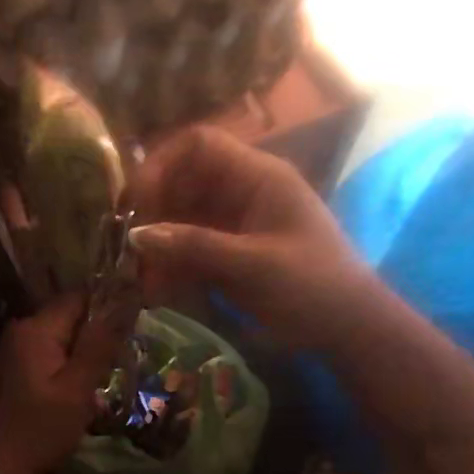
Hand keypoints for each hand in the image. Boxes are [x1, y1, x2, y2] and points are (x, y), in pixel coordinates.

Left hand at [0, 293, 133, 473]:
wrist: (4, 464)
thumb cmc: (43, 428)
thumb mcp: (77, 387)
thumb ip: (100, 342)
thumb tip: (125, 299)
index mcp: (35, 328)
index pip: (80, 297)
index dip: (110, 306)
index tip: (137, 324)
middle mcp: (22, 328)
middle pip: (71, 313)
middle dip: (100, 329)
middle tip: (126, 352)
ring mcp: (17, 346)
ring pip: (64, 332)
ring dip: (88, 346)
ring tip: (112, 366)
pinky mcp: (19, 364)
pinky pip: (53, 348)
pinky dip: (72, 358)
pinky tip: (87, 378)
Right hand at [126, 126, 377, 348]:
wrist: (346, 328)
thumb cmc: (311, 287)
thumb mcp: (252, 266)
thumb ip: (194, 247)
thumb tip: (136, 235)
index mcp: (257, 177)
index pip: (197, 146)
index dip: (160, 166)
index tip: (134, 205)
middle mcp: (240, 192)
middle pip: (180, 182)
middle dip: (151, 212)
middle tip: (127, 249)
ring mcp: (231, 224)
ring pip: (177, 218)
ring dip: (154, 244)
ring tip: (138, 278)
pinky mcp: (225, 253)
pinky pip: (184, 248)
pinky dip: (166, 265)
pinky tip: (154, 289)